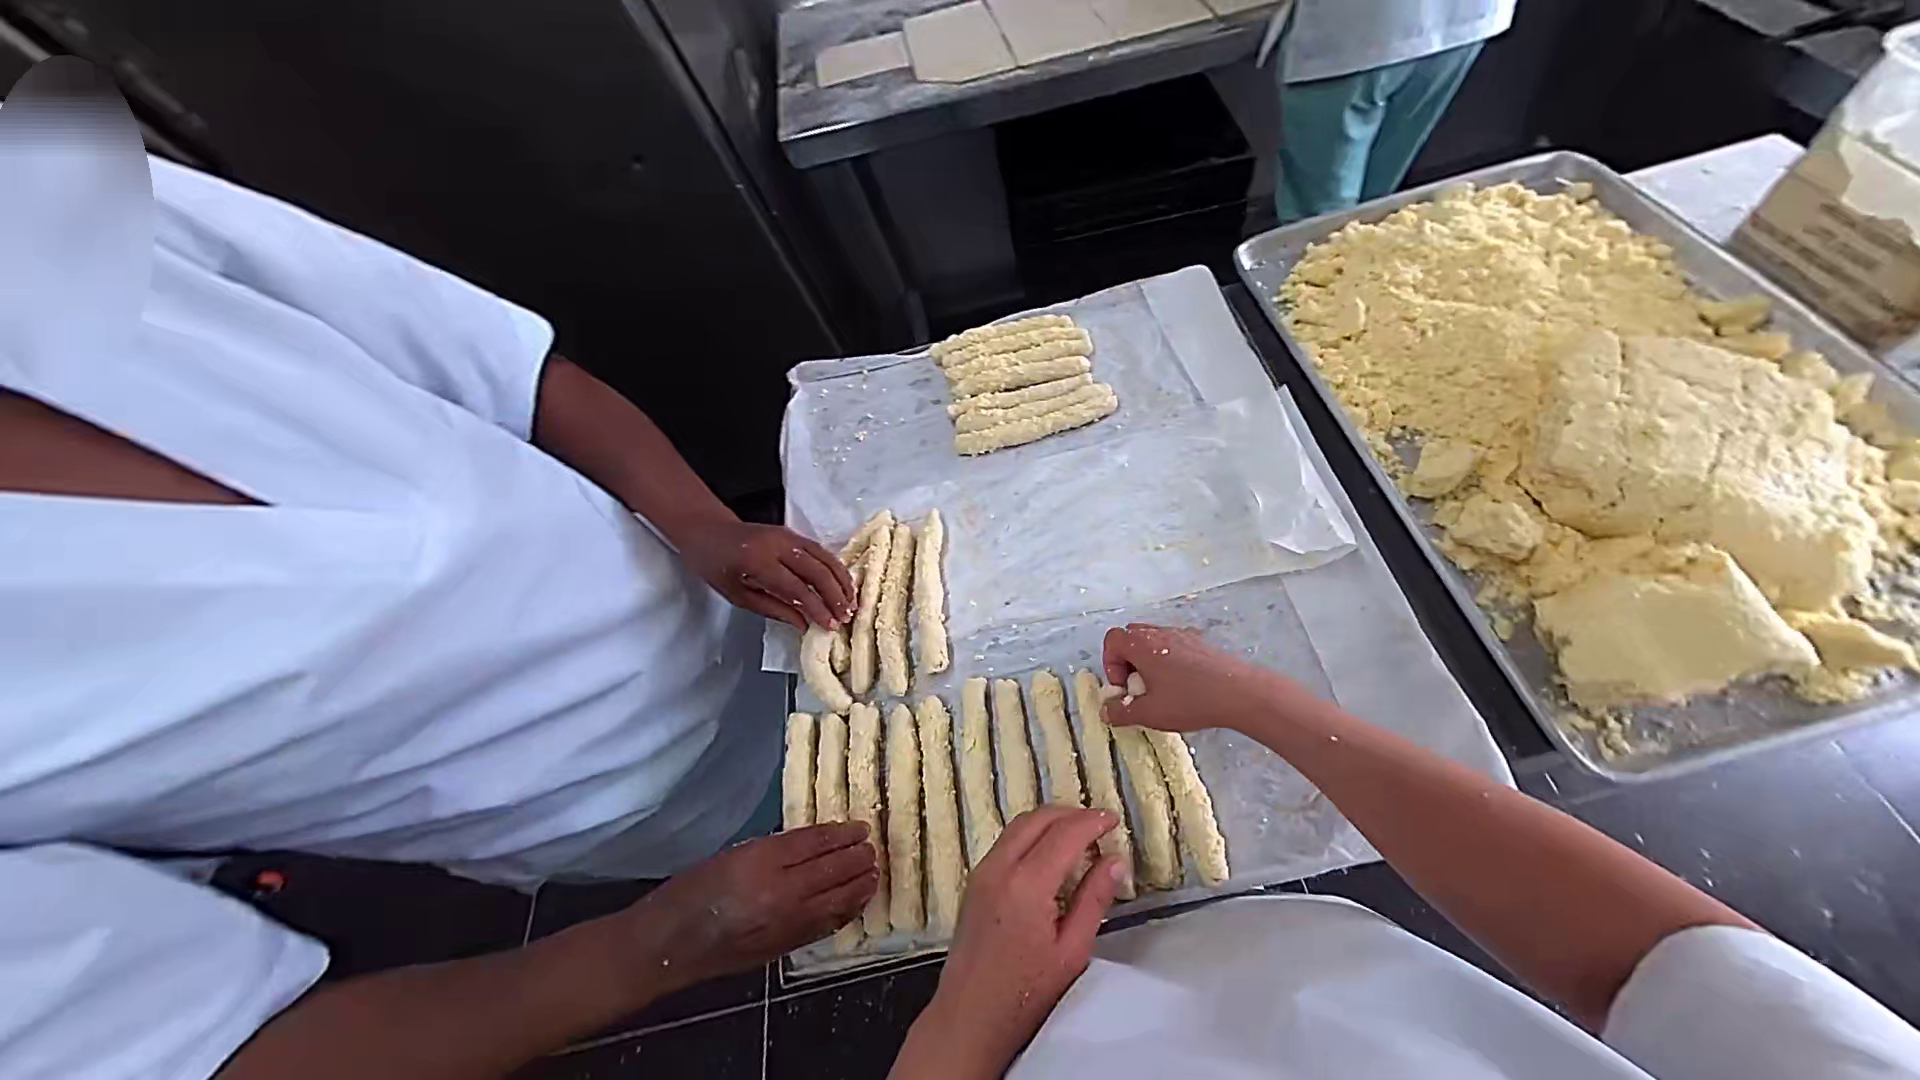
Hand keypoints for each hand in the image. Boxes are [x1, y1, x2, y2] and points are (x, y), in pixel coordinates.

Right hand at [616, 823, 876, 993]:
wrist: (668, 944)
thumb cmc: (695, 889)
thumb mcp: (736, 853)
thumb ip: (776, 849)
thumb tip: (814, 844)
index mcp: (763, 859)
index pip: (815, 843)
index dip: (842, 834)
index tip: (860, 827)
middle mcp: (780, 891)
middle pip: (831, 870)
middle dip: (857, 857)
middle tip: (873, 846)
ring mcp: (784, 922)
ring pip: (835, 899)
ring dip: (858, 884)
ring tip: (874, 871)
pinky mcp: (784, 947)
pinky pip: (824, 925)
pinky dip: (845, 911)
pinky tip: (856, 902)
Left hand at [677, 517, 855, 629]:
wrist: (709, 531)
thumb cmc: (717, 566)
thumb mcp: (738, 595)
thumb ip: (773, 609)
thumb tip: (805, 624)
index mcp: (758, 562)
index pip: (796, 587)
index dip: (817, 608)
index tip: (830, 626)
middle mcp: (778, 545)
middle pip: (817, 571)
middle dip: (835, 596)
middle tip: (846, 617)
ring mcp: (789, 536)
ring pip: (825, 558)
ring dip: (841, 582)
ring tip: (851, 603)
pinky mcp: (795, 534)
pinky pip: (822, 551)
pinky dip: (836, 569)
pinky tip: (843, 584)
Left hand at [893, 808, 1124, 1078]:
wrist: (969, 1015)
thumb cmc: (1025, 993)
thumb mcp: (1072, 952)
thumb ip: (1094, 899)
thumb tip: (1115, 860)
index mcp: (1027, 884)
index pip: (1064, 834)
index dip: (1092, 821)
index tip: (1114, 819)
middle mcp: (1000, 866)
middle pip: (1038, 818)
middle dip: (1071, 814)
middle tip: (1099, 823)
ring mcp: (983, 870)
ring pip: (1019, 825)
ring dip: (1050, 820)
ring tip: (1079, 833)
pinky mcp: (975, 878)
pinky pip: (1007, 840)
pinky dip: (1032, 833)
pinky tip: (1050, 850)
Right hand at [1101, 622, 1310, 734]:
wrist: (1241, 693)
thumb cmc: (1190, 700)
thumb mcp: (1149, 713)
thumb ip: (1121, 712)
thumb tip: (1106, 711)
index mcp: (1141, 645)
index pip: (1112, 640)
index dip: (1110, 663)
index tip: (1124, 687)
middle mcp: (1159, 633)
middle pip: (1131, 636)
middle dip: (1127, 660)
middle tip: (1138, 685)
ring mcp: (1182, 634)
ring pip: (1154, 640)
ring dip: (1149, 660)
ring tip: (1160, 687)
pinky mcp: (1201, 642)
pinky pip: (1175, 644)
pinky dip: (1170, 659)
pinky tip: (1183, 684)